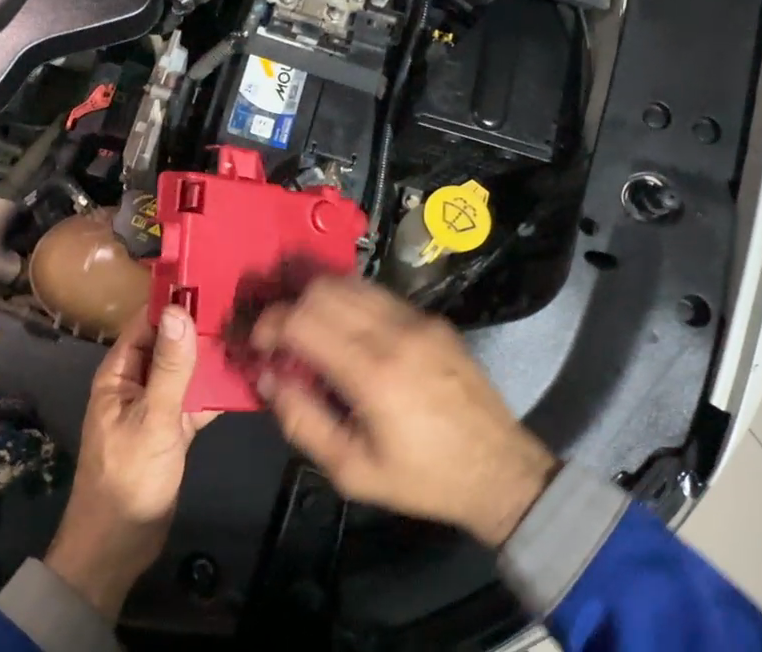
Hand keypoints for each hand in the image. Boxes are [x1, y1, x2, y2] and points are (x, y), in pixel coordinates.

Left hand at [45, 306, 218, 619]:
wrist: (118, 544)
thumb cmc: (128, 477)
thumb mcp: (153, 419)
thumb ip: (170, 368)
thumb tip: (179, 310)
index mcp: (119, 372)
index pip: (147, 322)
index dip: (175, 300)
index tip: (212, 278)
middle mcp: (137, 382)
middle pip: (170, 343)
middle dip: (200, 326)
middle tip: (245, 304)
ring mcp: (157, 406)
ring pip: (186, 371)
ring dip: (212, 358)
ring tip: (253, 333)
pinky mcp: (174, 429)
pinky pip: (197, 400)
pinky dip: (217, 392)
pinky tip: (248, 379)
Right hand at [251, 277, 557, 548]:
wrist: (501, 473)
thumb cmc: (422, 479)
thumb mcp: (352, 471)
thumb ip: (302, 421)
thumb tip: (269, 377)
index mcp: (371, 373)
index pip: (301, 319)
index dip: (268, 324)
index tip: (259, 343)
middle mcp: (394, 334)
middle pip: (321, 289)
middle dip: (289, 305)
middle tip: (280, 335)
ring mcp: (418, 321)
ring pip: (349, 282)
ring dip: (318, 298)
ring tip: (309, 328)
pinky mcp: (433, 320)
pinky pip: (377, 294)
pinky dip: (349, 301)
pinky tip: (346, 330)